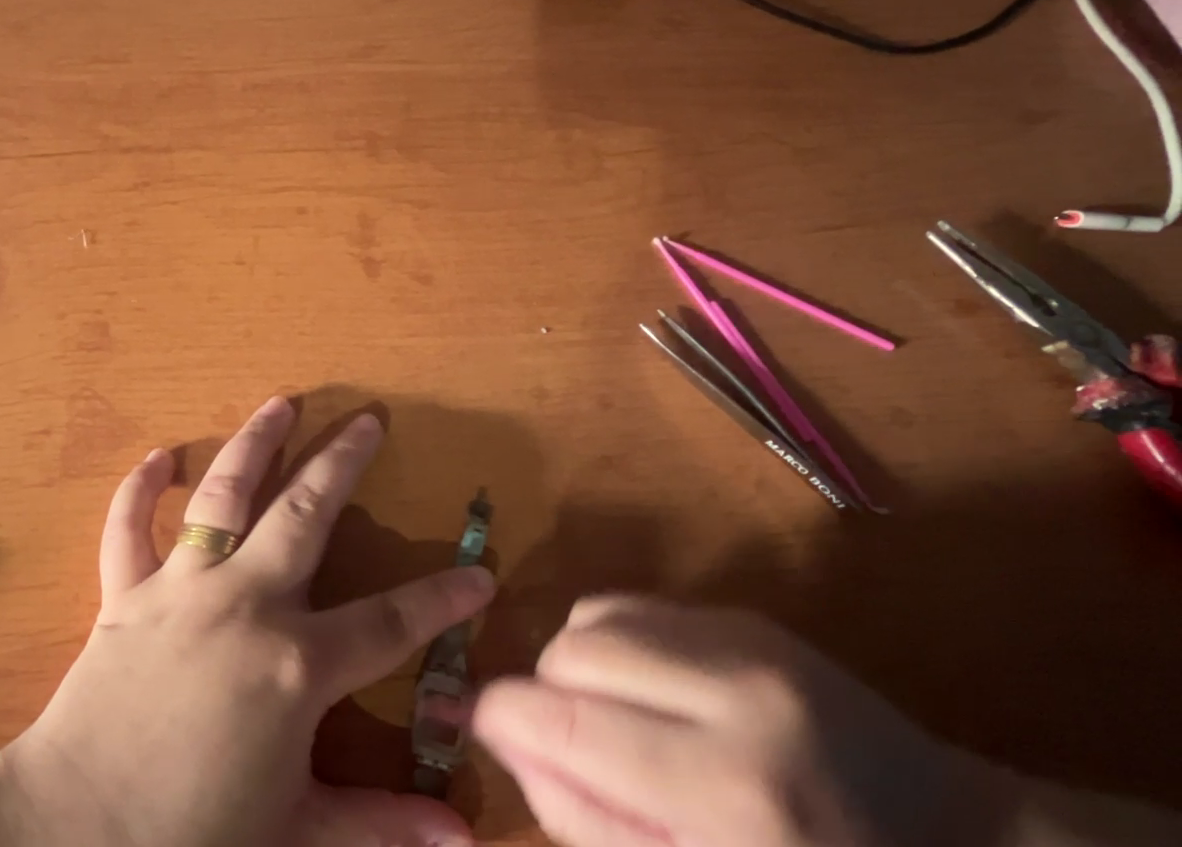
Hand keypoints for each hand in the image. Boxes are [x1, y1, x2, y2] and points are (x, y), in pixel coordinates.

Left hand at [0, 397, 494, 846]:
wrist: (76, 823)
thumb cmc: (193, 830)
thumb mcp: (299, 829)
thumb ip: (381, 821)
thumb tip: (463, 840)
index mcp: (297, 663)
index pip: (388, 623)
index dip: (439, 599)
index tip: (479, 575)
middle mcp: (244, 605)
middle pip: (305, 516)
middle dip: (341, 464)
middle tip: (368, 420)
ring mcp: (181, 590)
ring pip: (221, 498)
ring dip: (252, 446)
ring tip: (278, 404)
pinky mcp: (125, 593)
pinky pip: (129, 528)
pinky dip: (140, 490)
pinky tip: (157, 457)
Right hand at [470, 595, 1008, 846]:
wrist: (954, 840)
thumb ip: (580, 815)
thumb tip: (499, 738)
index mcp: (727, 789)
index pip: (561, 720)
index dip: (496, 716)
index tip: (477, 727)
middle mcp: (734, 691)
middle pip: (568, 652)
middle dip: (546, 696)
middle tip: (578, 748)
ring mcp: (746, 638)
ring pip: (590, 617)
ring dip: (576, 665)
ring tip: (616, 719)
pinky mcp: (747, 615)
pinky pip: (630, 606)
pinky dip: (611, 643)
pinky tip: (647, 690)